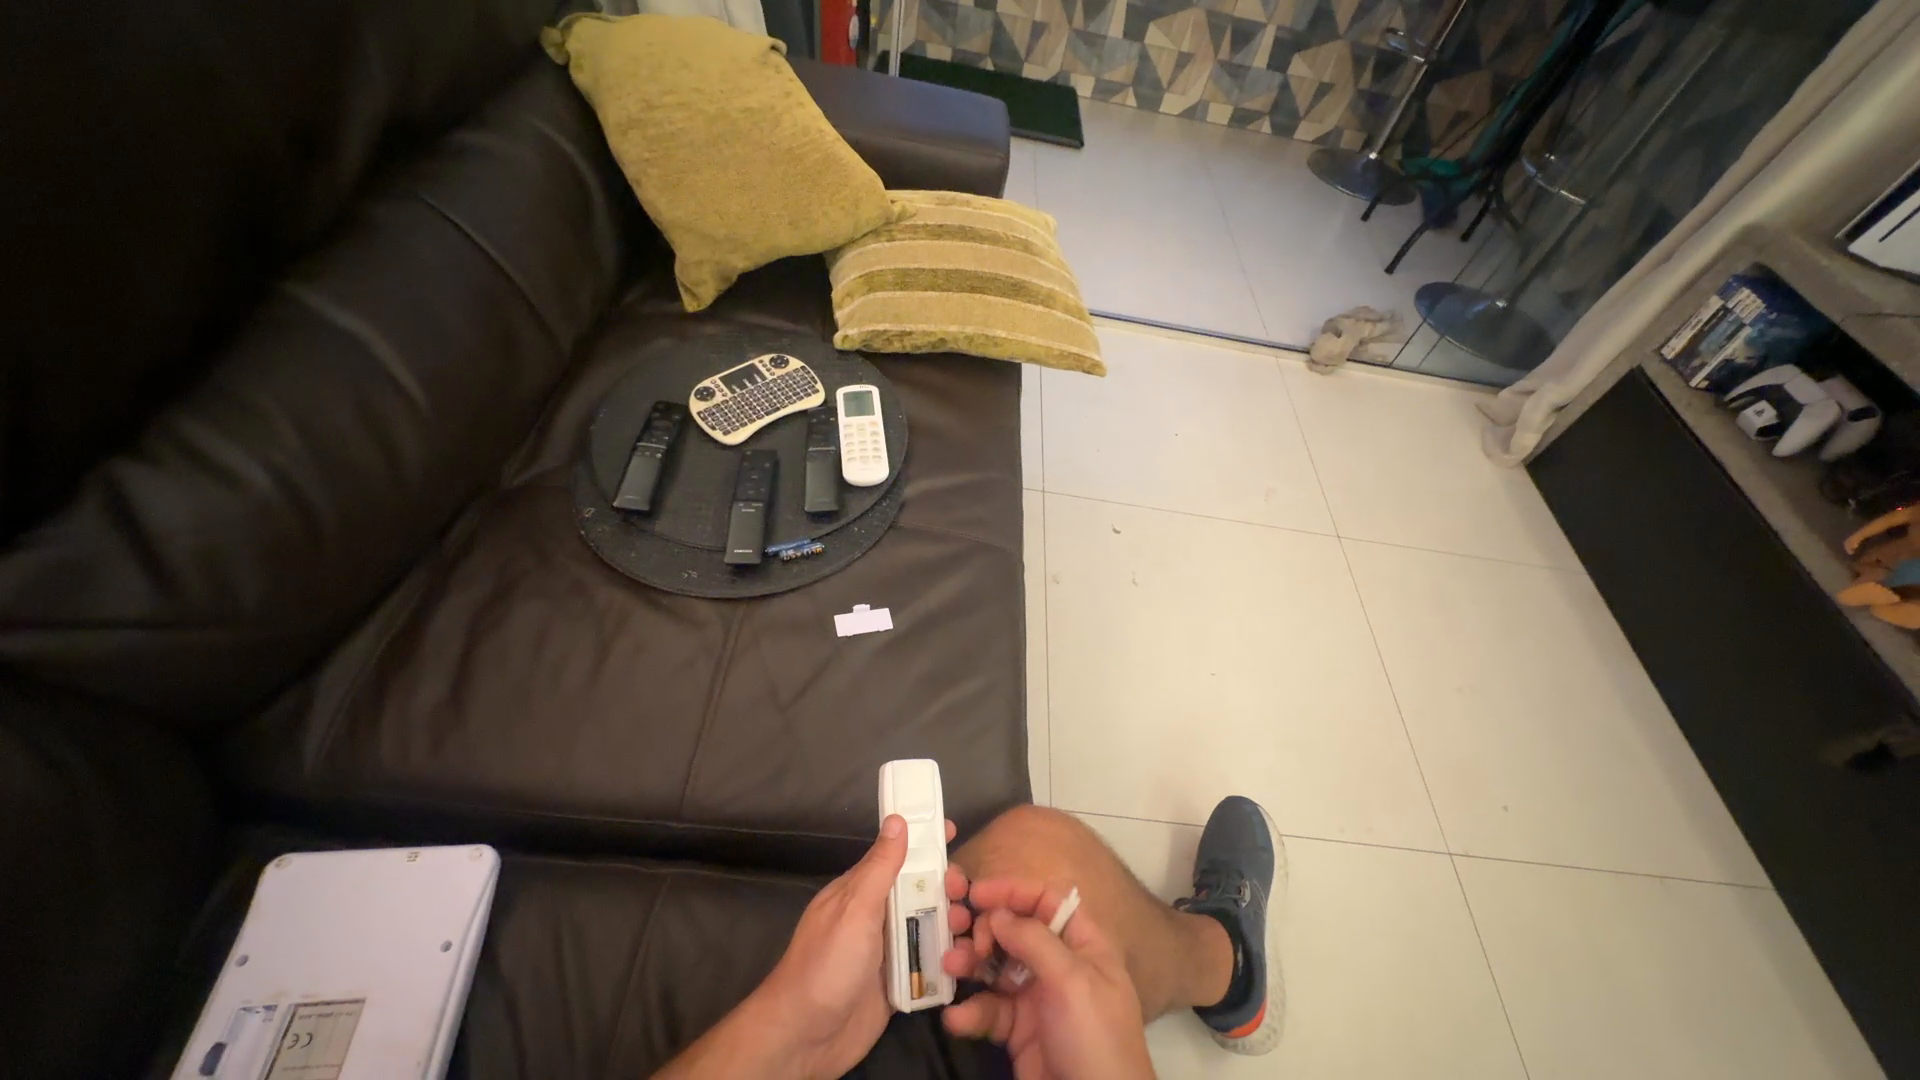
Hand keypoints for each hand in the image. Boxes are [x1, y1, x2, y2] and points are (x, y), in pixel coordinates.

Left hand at [742, 815, 971, 1078]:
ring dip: (950, 923)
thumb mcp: (854, 909)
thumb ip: (879, 867)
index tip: (952, 831)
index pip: (898, 856)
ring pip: (928, 926)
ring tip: (964, 930)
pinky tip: (967, 959)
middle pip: (920, 891)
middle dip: (945, 887)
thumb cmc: (826, 965)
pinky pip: (929, 963)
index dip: (924, 841)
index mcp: (861, 891)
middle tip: (963, 893)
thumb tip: (897, 818)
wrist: (806, 1038)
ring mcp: (887, 951)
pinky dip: (947, 958)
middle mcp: (876, 916)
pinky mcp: (898, 983)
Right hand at [941, 880, 1154, 1079]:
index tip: (976, 894)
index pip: (1046, 901)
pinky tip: (957, 1018)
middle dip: (984, 930)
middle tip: (959, 936)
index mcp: (1082, 944)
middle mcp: (1058, 965)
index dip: (1012, 892)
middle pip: (1014, 931)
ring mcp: (1038, 999)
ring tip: (949, 968)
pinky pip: (989, 1010)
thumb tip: (998, 912)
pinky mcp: (1020, 1032)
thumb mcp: (1072, 980)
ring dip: (970, 965)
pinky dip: (970, 1012)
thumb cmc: (1096, 1036)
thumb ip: (1034, 939)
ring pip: (996, 968)